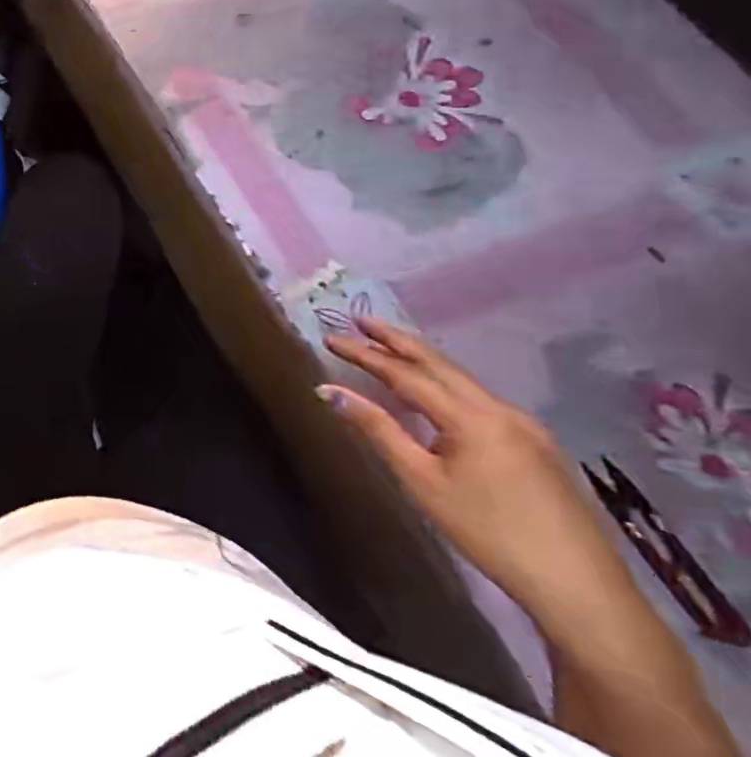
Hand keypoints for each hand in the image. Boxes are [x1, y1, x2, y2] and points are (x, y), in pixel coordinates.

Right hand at [321, 318, 637, 630]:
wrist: (576, 583)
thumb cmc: (485, 529)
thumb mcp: (420, 479)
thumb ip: (376, 429)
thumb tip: (329, 391)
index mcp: (473, 418)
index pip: (406, 374)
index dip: (365, 354)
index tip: (329, 337)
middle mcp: (502, 411)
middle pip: (441, 366)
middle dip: (398, 341)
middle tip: (360, 320)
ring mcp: (525, 427)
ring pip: (463, 380)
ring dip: (422, 359)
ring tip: (388, 345)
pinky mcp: (534, 444)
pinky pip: (479, 398)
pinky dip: (445, 382)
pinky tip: (432, 388)